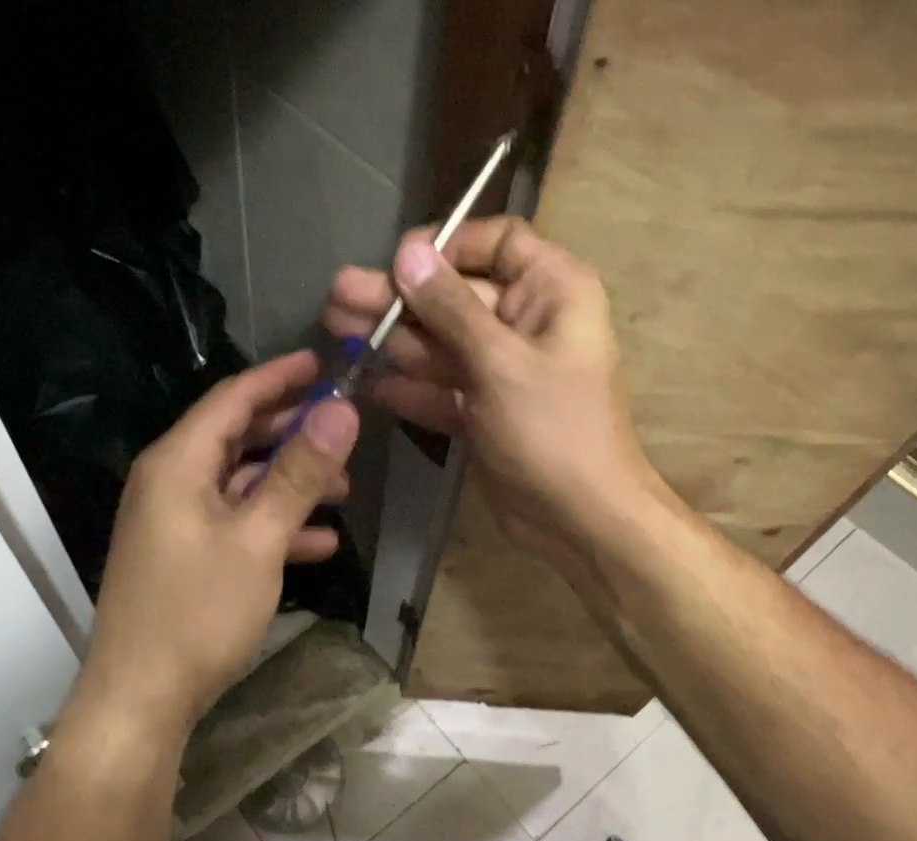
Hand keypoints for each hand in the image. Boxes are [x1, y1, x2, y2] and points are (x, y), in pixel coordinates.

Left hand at [72, 350, 358, 736]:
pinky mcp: (183, 558)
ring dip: (290, 484)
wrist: (141, 697)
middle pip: (237, 438)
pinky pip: (233, 524)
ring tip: (344, 492)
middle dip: (293, 433)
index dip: (280, 377)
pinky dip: (273, 526)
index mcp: (178, 463)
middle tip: (345, 431)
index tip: (325, 362)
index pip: (232, 398)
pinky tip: (318, 545)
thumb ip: (298, 473)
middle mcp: (170, 482)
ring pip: (240, 484)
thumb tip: (341, 411)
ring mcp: (174, 522)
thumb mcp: (257, 538)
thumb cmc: (198, 611)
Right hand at [324, 217, 661, 568]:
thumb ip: (450, 307)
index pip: (498, 243)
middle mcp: (527, 322)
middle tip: (338, 295)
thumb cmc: (552, 430)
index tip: (397, 261)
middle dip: (399, 298)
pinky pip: (442, 387)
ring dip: (392, 339)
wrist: (580, 520)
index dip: (447, 246)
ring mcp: (503, 370)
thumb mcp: (500, 362)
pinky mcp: (483, 411)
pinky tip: (366, 381)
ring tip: (336, 328)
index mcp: (552, 292)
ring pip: (441, 343)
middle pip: (456, 296)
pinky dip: (409, 386)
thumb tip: (408, 253)